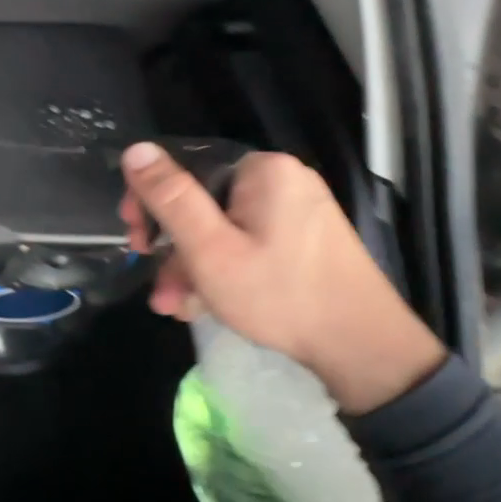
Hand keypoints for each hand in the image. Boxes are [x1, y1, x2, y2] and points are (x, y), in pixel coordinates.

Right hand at [119, 142, 446, 414]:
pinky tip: (206, 304)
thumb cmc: (279, 295)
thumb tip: (136, 149)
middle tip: (157, 283)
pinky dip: (222, 271)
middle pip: (203, 203)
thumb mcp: (209, 248)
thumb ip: (170, 197)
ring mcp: (297, 212)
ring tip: (177, 306)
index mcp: (262, 170)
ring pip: (222, 230)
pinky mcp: (304, 241)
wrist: (365, 352)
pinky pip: (247, 244)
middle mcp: (282, 181)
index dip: (150, 202)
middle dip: (172, 247)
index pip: (185, 168)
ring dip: (192, 267)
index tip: (134, 240)